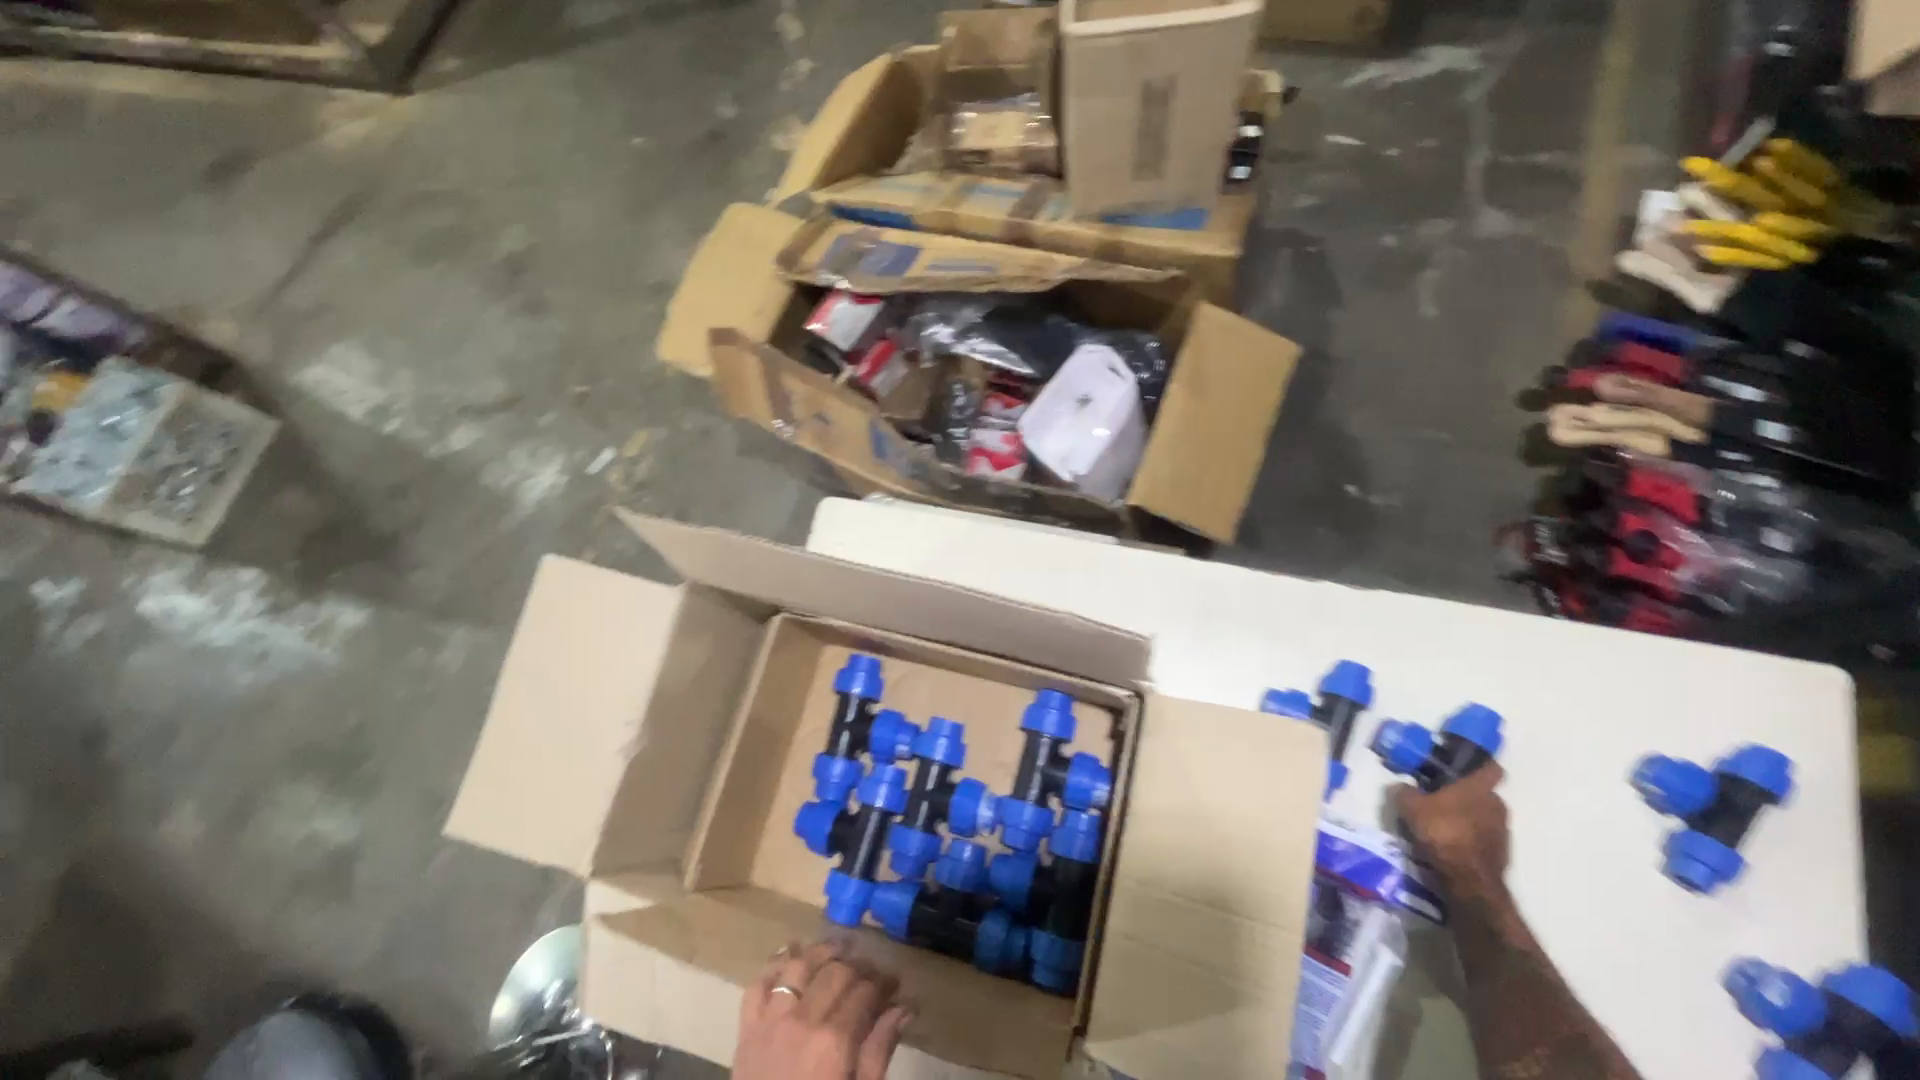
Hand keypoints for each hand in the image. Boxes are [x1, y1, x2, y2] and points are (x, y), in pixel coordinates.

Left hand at [736, 938, 913, 1079]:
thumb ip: (880, 1050)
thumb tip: (906, 1007)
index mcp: (835, 1041)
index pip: (865, 991)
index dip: (884, 982)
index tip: (894, 984)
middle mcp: (803, 1020)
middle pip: (836, 972)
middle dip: (858, 966)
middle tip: (871, 974)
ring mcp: (771, 1021)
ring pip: (798, 966)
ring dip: (820, 953)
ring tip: (837, 951)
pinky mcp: (747, 1030)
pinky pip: (757, 985)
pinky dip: (774, 966)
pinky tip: (789, 957)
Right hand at [1393, 762, 1508, 899]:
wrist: (1468, 879)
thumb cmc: (1442, 832)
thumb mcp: (1411, 808)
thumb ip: (1404, 792)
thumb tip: (1401, 786)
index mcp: (1479, 788)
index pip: (1491, 767)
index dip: (1479, 765)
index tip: (1462, 768)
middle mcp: (1497, 805)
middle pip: (1483, 794)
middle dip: (1465, 796)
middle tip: (1441, 800)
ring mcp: (1503, 830)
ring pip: (1484, 816)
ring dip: (1468, 818)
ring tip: (1443, 826)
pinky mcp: (1502, 853)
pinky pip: (1484, 838)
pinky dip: (1470, 839)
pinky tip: (1451, 846)